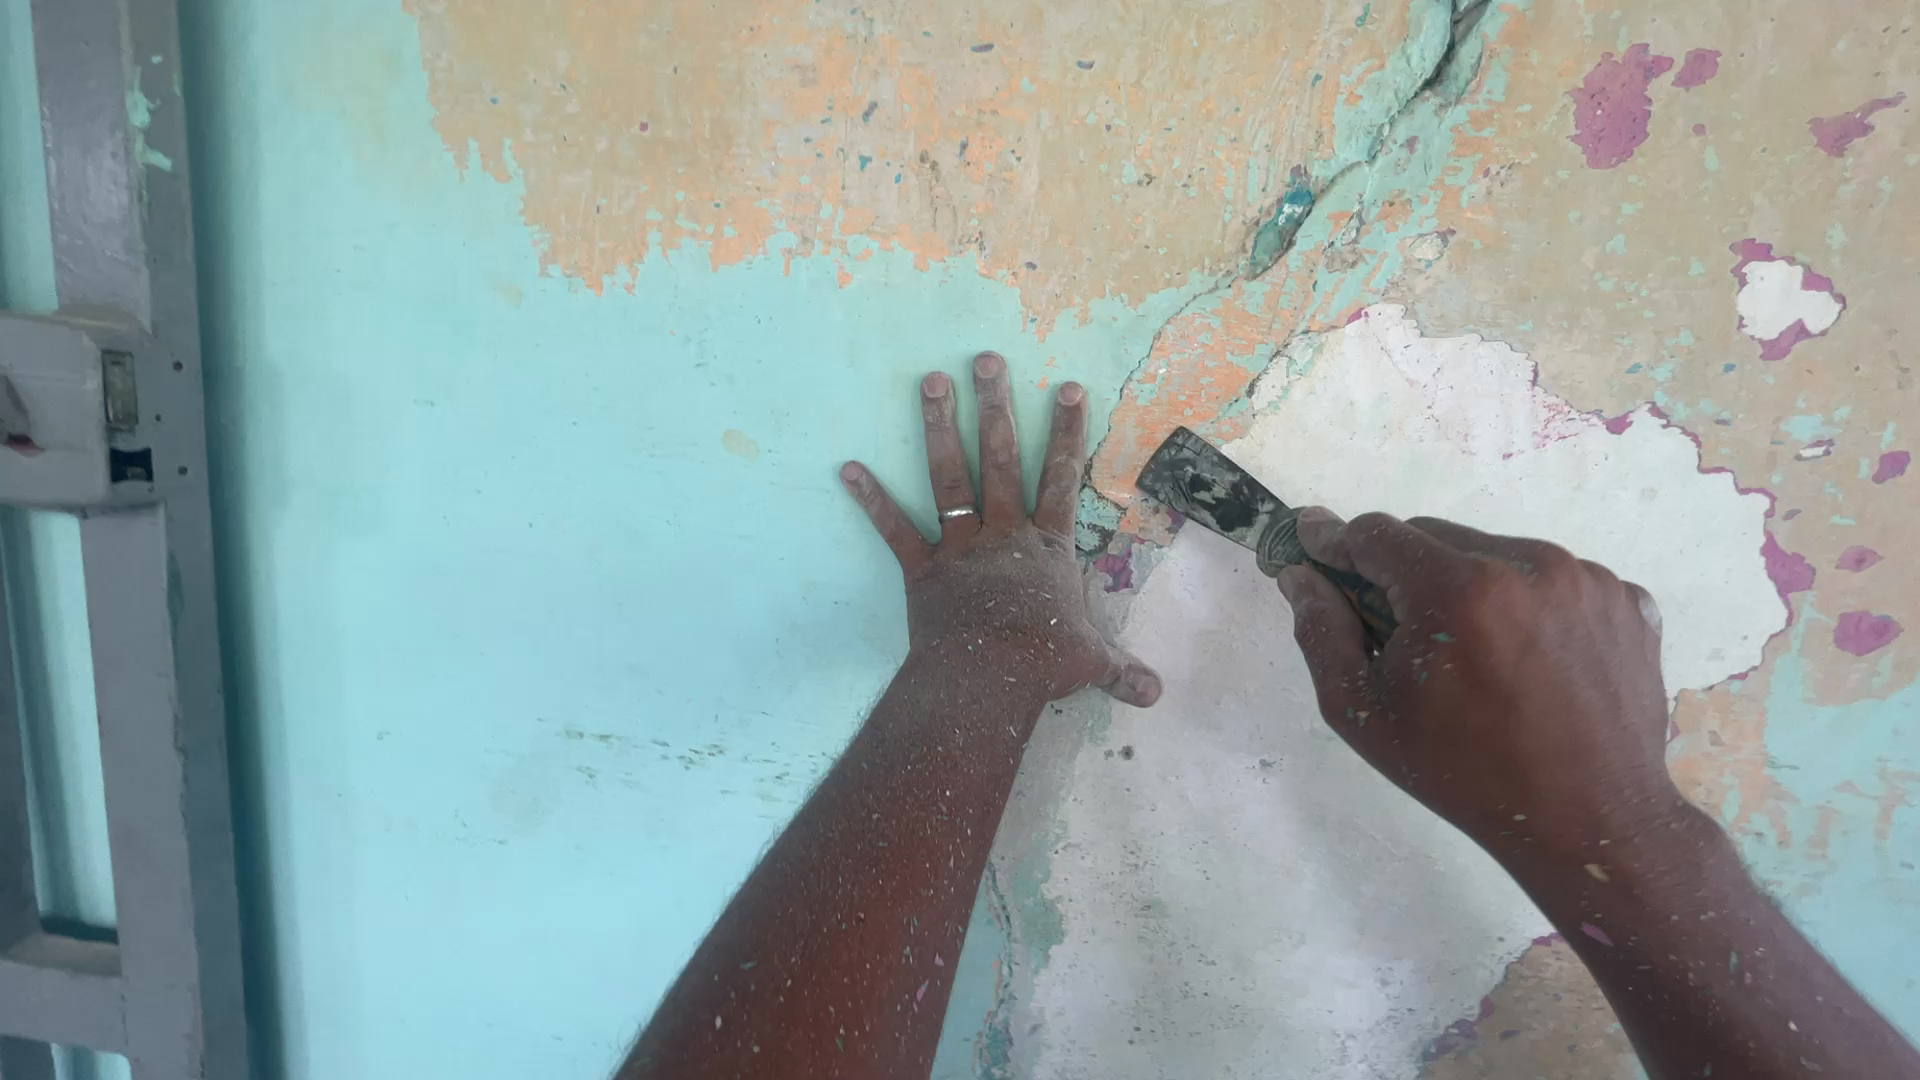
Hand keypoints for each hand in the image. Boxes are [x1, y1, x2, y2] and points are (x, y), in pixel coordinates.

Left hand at [840, 352, 1160, 707]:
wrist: (989, 678)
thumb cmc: (1042, 663)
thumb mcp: (1091, 662)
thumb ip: (1122, 670)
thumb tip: (1157, 697)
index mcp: (1046, 546)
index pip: (1061, 477)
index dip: (1066, 433)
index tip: (1065, 387)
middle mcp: (1003, 532)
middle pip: (1001, 459)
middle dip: (996, 407)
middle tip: (986, 358)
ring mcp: (960, 546)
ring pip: (950, 477)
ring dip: (940, 428)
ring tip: (931, 381)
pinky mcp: (922, 568)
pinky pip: (895, 530)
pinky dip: (872, 500)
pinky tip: (848, 468)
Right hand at [1277, 509, 1679, 863]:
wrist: (1591, 821)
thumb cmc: (1459, 768)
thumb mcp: (1360, 710)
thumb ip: (1320, 631)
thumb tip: (1299, 576)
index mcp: (1458, 590)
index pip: (1374, 532)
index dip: (1336, 544)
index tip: (1317, 555)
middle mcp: (1528, 565)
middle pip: (1430, 536)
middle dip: (1397, 571)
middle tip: (1394, 629)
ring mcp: (1586, 579)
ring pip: (1488, 552)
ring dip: (1458, 582)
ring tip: (1465, 649)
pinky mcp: (1624, 598)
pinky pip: (1544, 576)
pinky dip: (1517, 599)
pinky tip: (1519, 653)